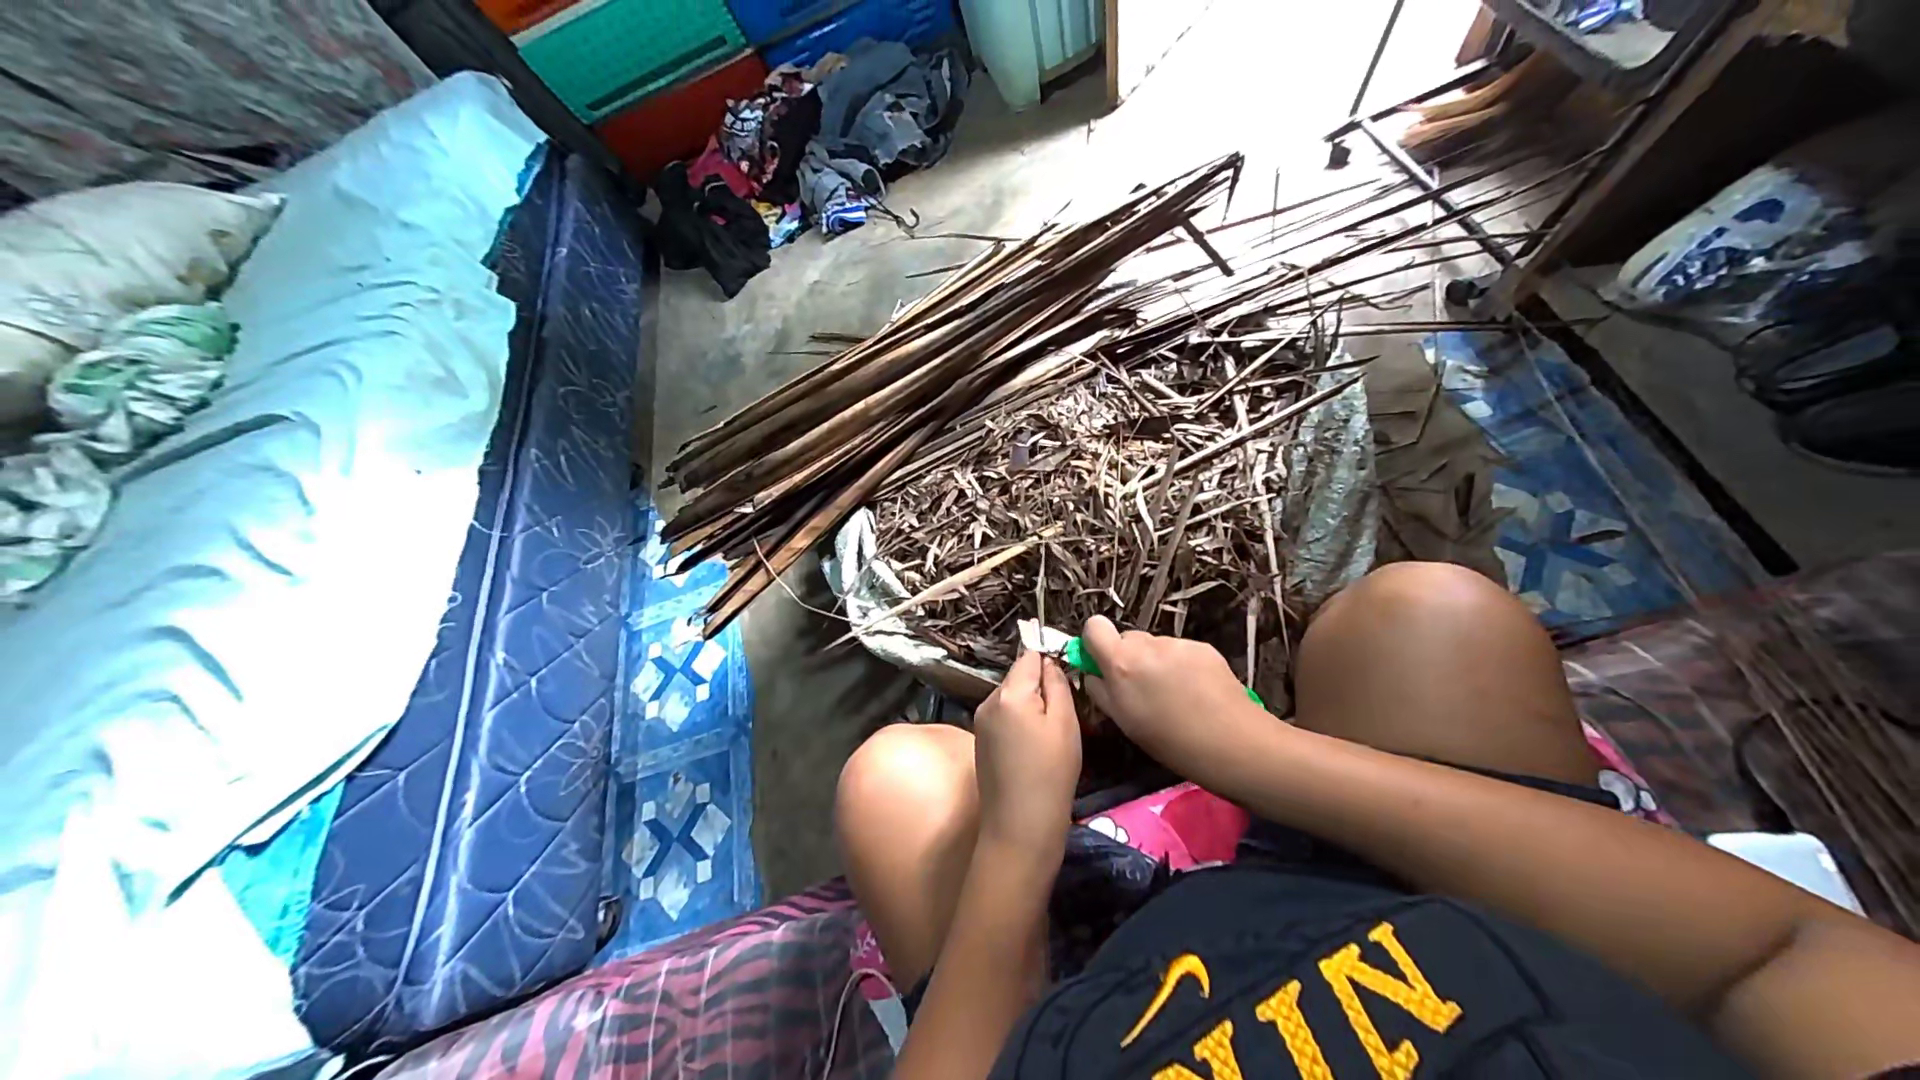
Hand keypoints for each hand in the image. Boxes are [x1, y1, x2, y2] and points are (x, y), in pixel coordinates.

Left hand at [973, 649, 1080, 852]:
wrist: (1020, 826)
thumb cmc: (1051, 773)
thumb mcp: (1065, 724)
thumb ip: (1057, 685)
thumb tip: (1049, 662)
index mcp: (1009, 693)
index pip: (1029, 657)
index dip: (1050, 664)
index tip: (1067, 684)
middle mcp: (988, 701)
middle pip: (1018, 677)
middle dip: (1039, 687)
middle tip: (1062, 715)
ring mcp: (980, 721)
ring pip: (1010, 697)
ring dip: (1029, 706)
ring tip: (1049, 735)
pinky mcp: (980, 740)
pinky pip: (1003, 717)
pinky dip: (1018, 723)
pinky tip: (1032, 748)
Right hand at [1081, 615, 1269, 784]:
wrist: (1232, 742)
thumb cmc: (1170, 741)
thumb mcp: (1123, 721)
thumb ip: (1101, 691)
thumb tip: (1094, 674)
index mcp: (1120, 663)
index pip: (1094, 626)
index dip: (1096, 641)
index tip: (1103, 662)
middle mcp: (1147, 645)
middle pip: (1128, 638)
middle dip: (1130, 657)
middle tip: (1144, 689)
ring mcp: (1177, 644)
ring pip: (1156, 647)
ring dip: (1157, 663)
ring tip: (1175, 695)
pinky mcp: (1203, 647)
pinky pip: (1181, 651)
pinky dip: (1183, 666)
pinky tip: (1197, 692)